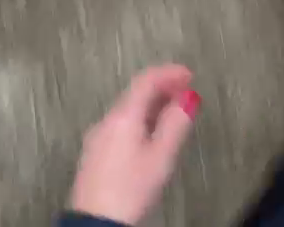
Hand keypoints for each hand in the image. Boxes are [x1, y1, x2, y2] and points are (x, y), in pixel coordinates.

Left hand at [68, 64, 200, 224]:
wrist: (94, 226)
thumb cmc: (131, 188)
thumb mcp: (160, 156)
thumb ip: (176, 123)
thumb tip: (188, 97)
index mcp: (123, 115)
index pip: (147, 79)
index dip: (170, 72)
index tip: (189, 75)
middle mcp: (106, 120)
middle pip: (136, 93)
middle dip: (162, 89)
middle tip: (185, 94)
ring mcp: (97, 138)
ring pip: (128, 110)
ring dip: (151, 106)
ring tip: (172, 114)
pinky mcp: (93, 155)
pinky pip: (120, 125)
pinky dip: (139, 120)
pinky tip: (149, 136)